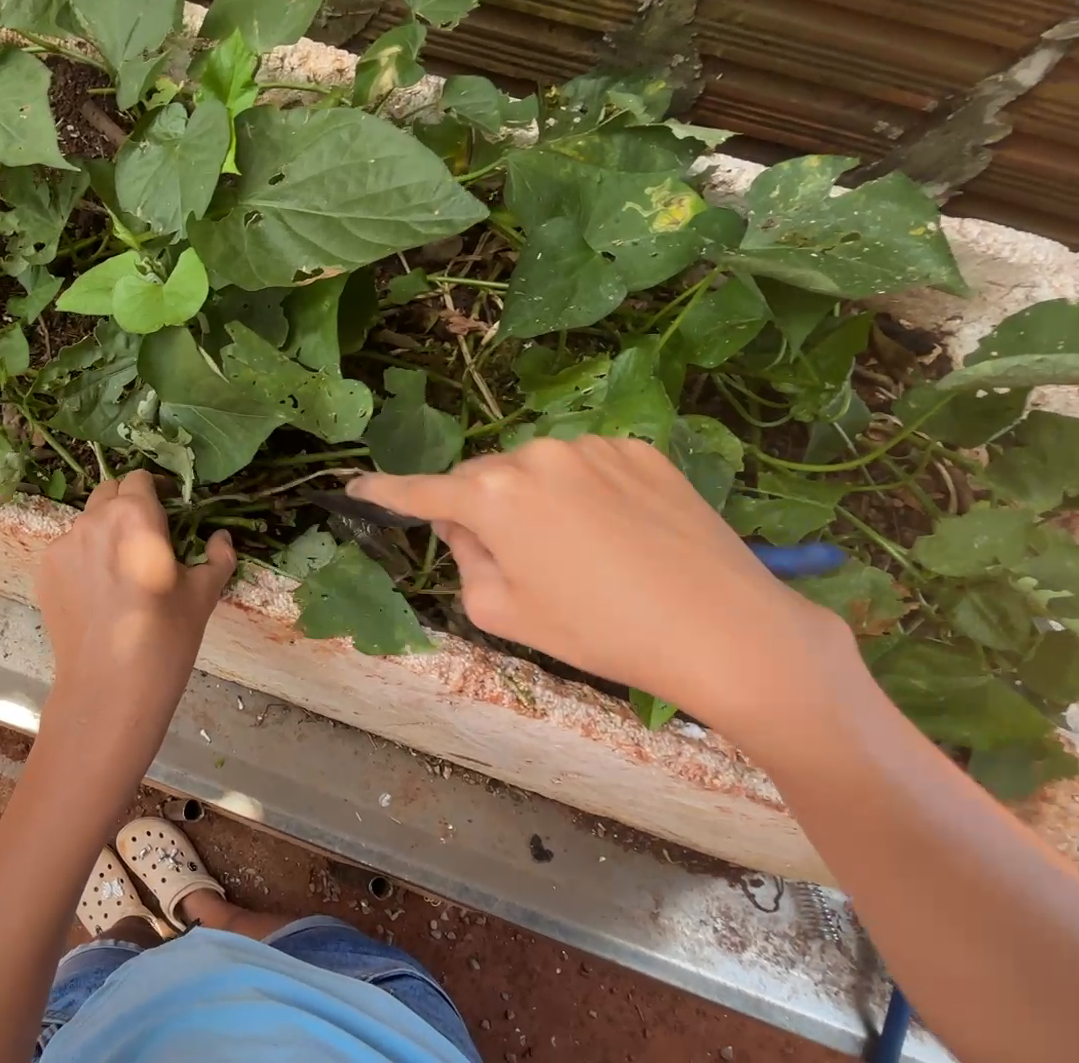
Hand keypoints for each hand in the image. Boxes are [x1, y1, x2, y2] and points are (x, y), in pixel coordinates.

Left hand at [33, 471, 236, 775]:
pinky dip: (83, 561)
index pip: (140, 478)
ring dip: (104, 534)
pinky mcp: (45, 572)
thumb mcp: (203, 595)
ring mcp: (63, 546)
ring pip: (86, 523)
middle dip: (127, 505)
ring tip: (121, 574)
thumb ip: (217, 558)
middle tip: (145, 539)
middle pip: (108, 492)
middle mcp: (94, 520)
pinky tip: (98, 596)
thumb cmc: (165, 638)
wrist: (109, 687)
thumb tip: (221, 539)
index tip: (167, 513)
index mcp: (136, 515)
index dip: (155, 491)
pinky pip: (68, 552)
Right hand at [350, 436, 853, 741]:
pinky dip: (577, 491)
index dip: (383, 492)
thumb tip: (467, 528)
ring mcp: (593, 447)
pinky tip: (610, 532)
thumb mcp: (501, 612)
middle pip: (480, 479)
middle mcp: (536, 455)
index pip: (419, 491)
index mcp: (493, 497)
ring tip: (570, 551)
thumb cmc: (597, 632)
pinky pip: (583, 465)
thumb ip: (464, 560)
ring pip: (532, 470)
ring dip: (529, 500)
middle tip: (505, 559)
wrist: (724, 630)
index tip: (354, 486)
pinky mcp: (641, 451)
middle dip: (477, 510)